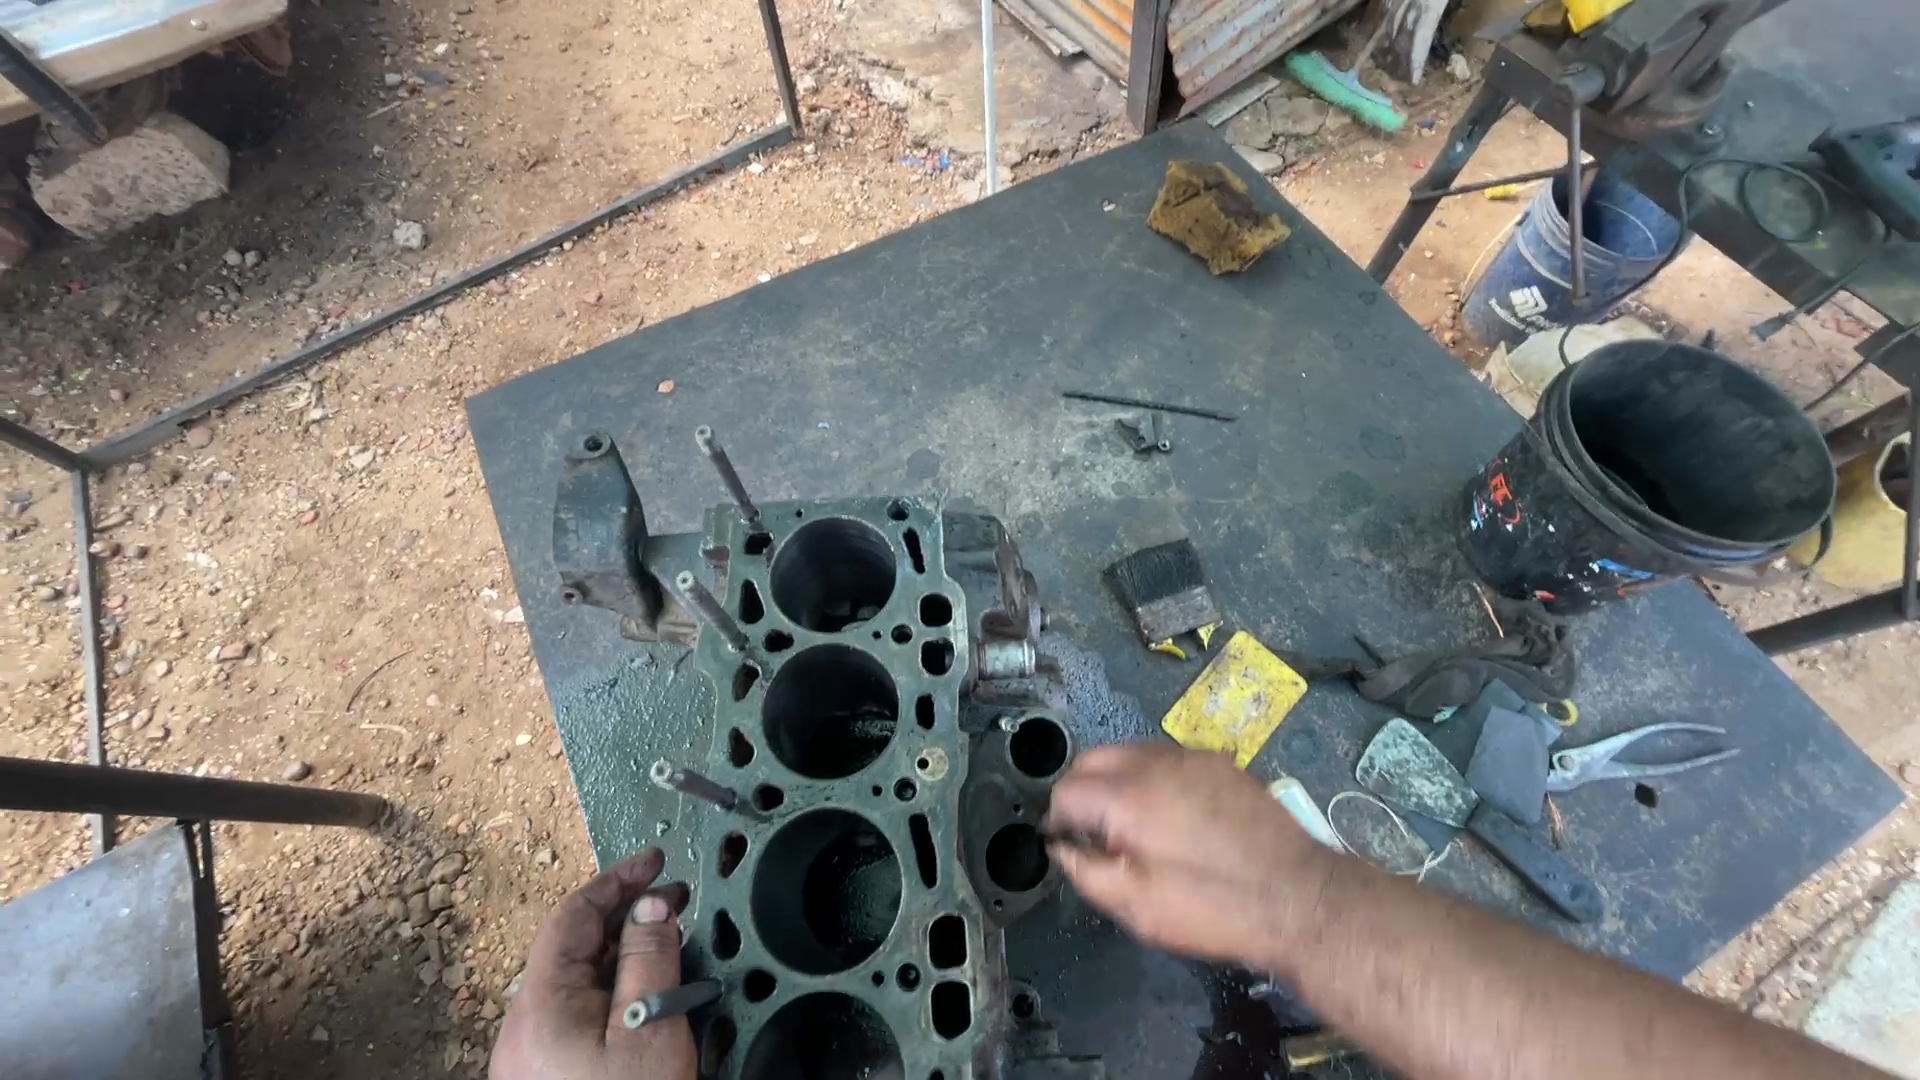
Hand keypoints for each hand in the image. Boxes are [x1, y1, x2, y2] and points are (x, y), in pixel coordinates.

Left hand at [490, 848, 695, 1079]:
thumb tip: (652, 903)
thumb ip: (649, 958)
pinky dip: (616, 982)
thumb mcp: (648, 1027)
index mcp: (540, 1005)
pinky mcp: (545, 1075)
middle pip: (573, 944)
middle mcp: (525, 1024)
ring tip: (671, 937)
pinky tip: (649, 989)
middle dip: (626, 911)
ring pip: (579, 976)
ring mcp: (532, 1053)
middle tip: (677, 897)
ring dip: (625, 947)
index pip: (574, 916)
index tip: (658, 859)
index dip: (617, 880)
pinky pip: (580, 1008)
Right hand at [1045, 743, 1333, 969]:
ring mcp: (1190, 756)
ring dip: (1114, 778)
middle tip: (1093, 831)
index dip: (1056, 818)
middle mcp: (1153, 762)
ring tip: (1130, 822)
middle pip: (1092, 758)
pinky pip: (1166, 757)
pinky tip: (1170, 812)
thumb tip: (1061, 847)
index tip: (1065, 842)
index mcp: (1127, 796)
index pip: (1066, 789)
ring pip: (1128, 751)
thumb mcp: (1138, 906)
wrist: (1299, 897)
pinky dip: (1151, 776)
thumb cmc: (1213, 907)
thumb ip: (1086, 871)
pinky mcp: (1218, 762)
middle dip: (1081, 790)